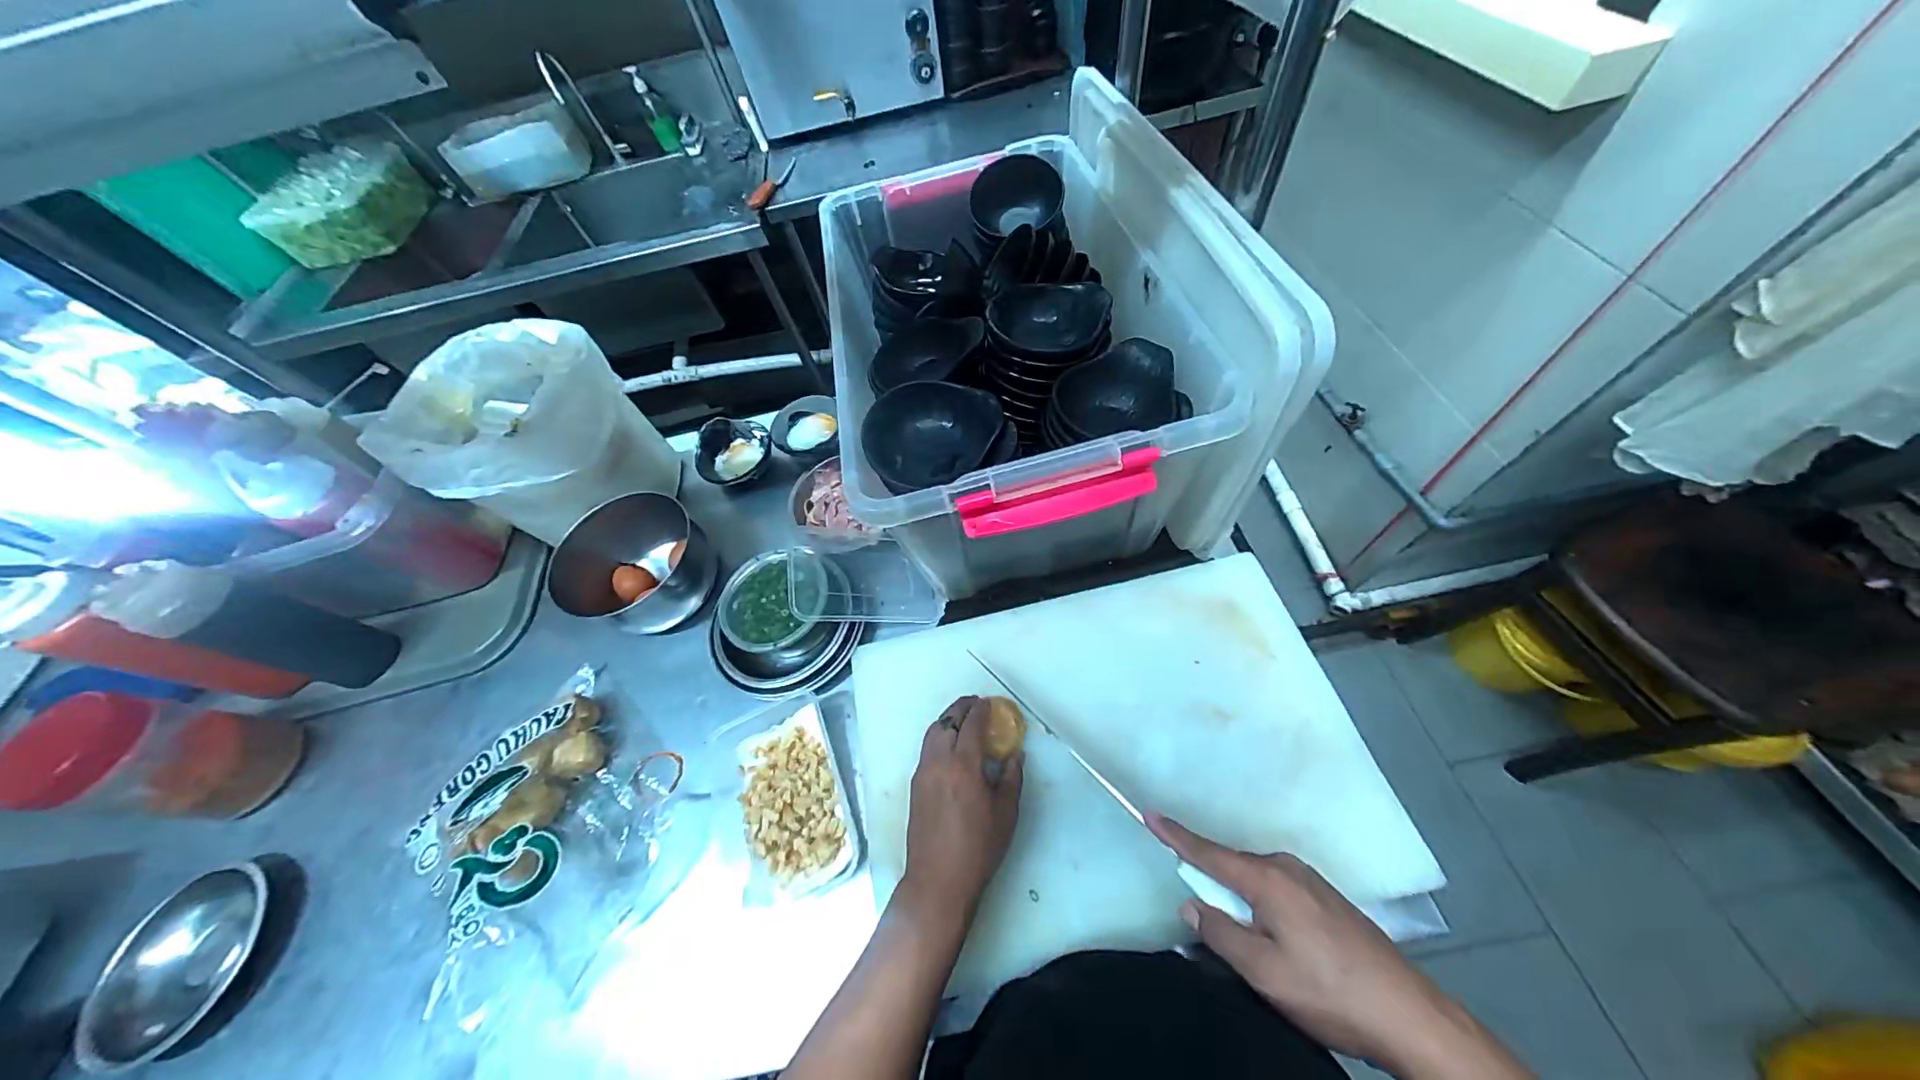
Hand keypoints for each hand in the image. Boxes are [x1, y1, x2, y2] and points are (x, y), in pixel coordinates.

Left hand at [900, 696, 1023, 921]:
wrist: (938, 880)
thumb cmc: (978, 849)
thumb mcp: (1006, 814)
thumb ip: (1011, 778)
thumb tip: (1014, 755)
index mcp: (963, 766)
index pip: (972, 725)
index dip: (982, 710)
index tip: (991, 703)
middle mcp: (938, 762)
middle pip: (947, 722)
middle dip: (962, 708)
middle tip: (977, 704)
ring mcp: (922, 773)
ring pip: (932, 733)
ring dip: (948, 720)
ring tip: (964, 720)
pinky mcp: (915, 786)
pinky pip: (927, 749)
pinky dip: (939, 736)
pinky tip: (952, 746)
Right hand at [1148, 815, 1531, 1079]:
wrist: (1411, 1017)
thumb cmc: (1329, 992)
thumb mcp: (1263, 970)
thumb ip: (1219, 932)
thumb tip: (1192, 904)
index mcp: (1269, 880)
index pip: (1209, 852)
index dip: (1176, 836)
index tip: (1149, 815)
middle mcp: (1289, 869)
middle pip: (1233, 867)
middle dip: (1212, 884)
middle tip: (1207, 924)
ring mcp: (1313, 882)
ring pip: (1257, 881)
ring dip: (1240, 901)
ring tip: (1246, 944)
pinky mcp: (1329, 900)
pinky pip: (1278, 891)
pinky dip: (1262, 906)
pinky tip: (1275, 941)